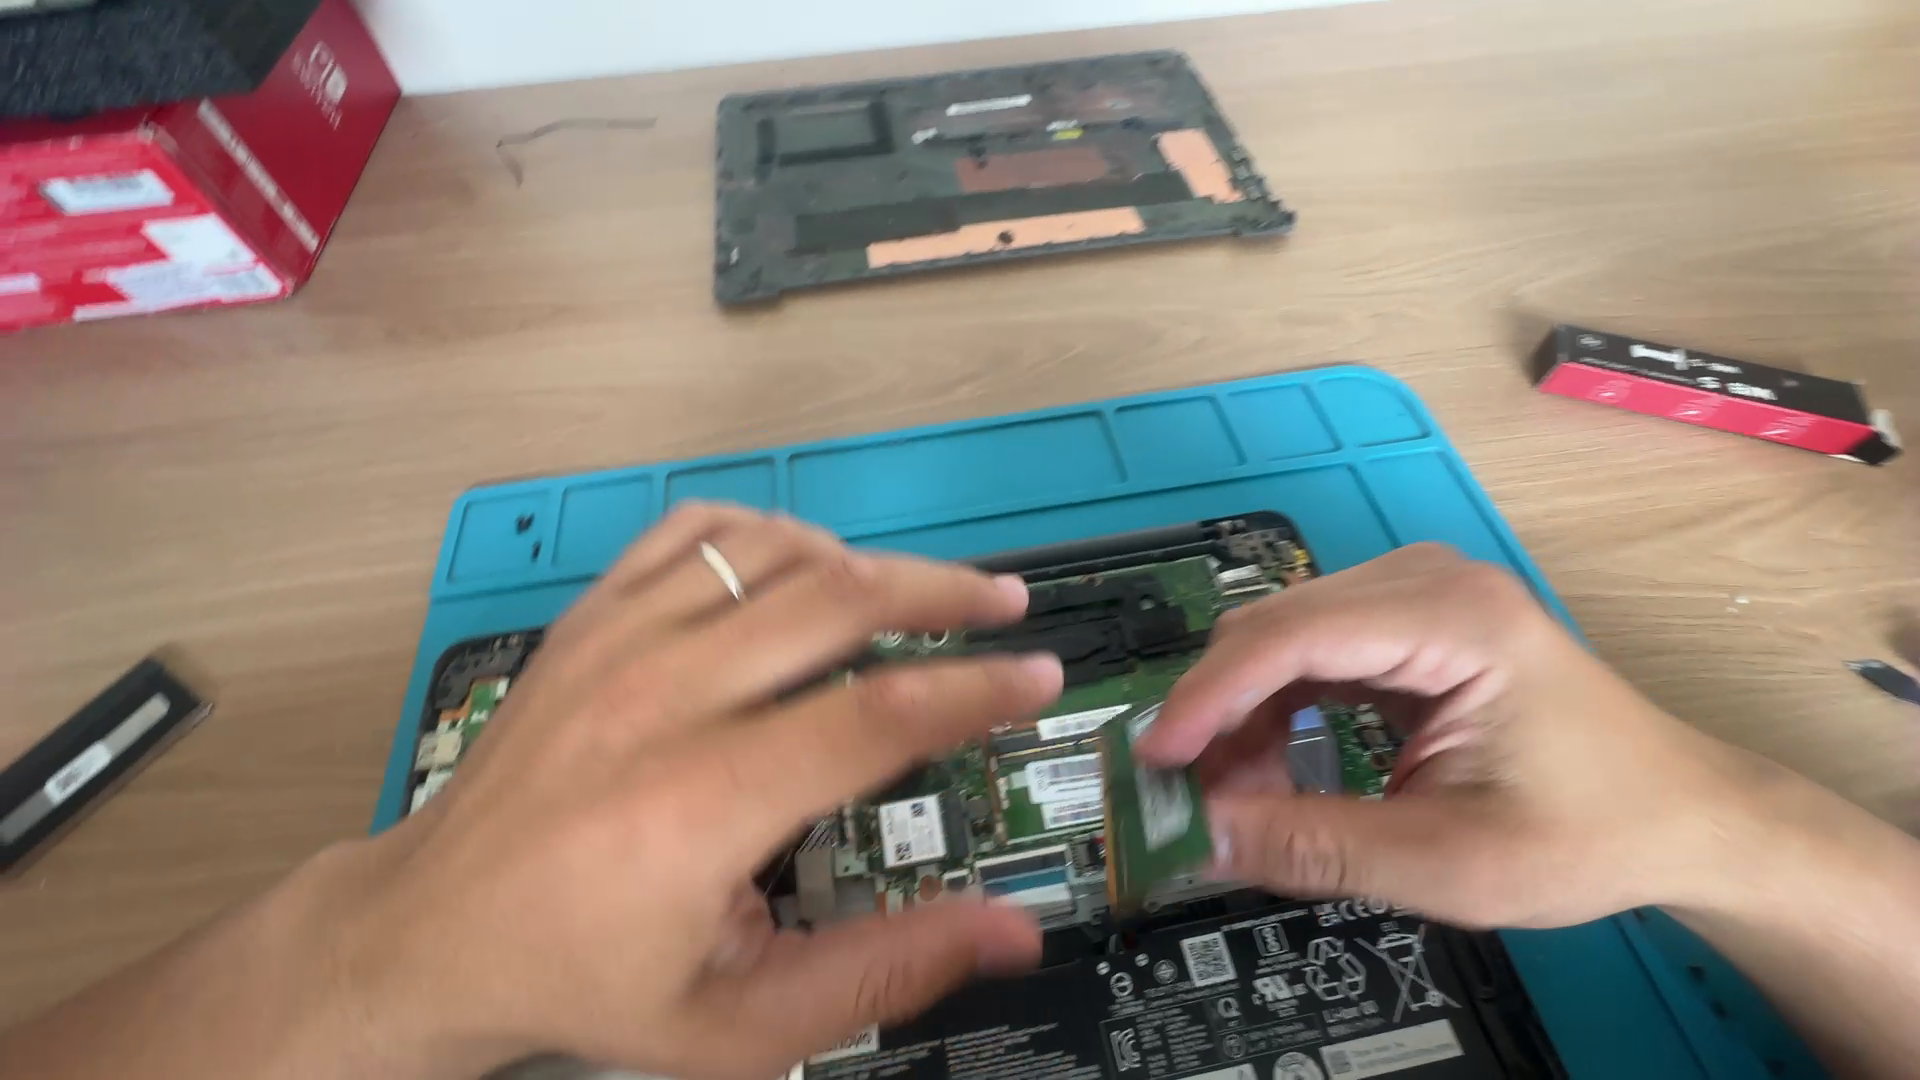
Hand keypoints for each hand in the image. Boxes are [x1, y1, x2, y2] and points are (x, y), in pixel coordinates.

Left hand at [320, 503, 1062, 1078]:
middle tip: (1004, 605)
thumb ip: (885, 972)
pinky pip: (703, 527)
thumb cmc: (588, 981)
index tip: (1037, 678)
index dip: (975, 691)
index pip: (877, 717)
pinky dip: (776, 531)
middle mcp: (662, 695)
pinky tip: (805, 566)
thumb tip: (1012, 931)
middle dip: (944, 593)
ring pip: (780, 548)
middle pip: (840, 599)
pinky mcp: (593, 612)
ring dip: (868, 562)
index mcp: (700, 803)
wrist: (424, 931)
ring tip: (918, 594)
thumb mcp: (742, 1024)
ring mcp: (620, 636)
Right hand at [1136, 543, 1783, 928]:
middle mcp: (1420, 580)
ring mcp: (1405, 592)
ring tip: (1242, 796)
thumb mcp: (1447, 863)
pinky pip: (1297, 653)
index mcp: (1452, 618)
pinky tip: (1270, 765)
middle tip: (1198, 798)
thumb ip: (1312, 847)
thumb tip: (1198, 838)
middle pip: (1270, 630)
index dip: (1210, 696)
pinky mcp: (1393, 618)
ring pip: (1272, 640)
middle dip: (1221, 716)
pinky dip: (1268, 711)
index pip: (1291, 637)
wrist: (1677, 815)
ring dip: (1240, 718)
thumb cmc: (1586, 835)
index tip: (1159, 760)